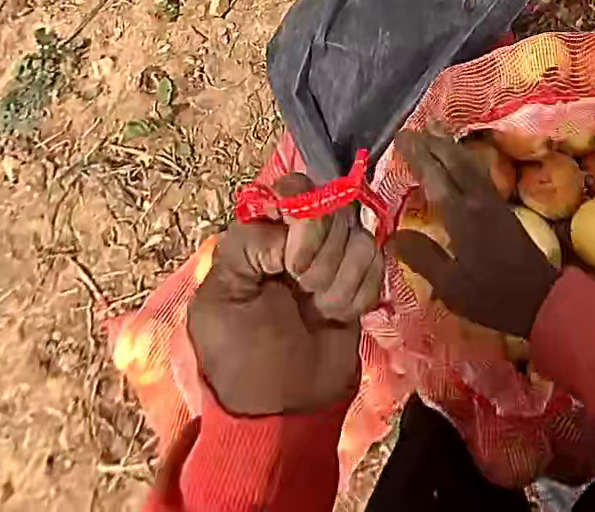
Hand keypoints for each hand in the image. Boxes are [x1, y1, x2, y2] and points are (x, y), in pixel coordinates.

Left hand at [187, 174, 381, 415]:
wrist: (285, 407)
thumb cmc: (242, 355)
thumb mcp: (217, 301)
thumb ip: (244, 246)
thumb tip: (290, 232)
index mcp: (264, 231)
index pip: (297, 187)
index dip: (304, 222)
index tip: (291, 265)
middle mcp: (302, 232)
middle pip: (334, 208)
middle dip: (321, 258)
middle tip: (303, 291)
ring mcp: (337, 252)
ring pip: (359, 235)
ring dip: (339, 282)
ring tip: (319, 310)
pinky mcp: (363, 274)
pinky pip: (376, 261)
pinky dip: (357, 293)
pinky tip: (338, 315)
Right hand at [388, 131, 560, 337]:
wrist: (539, 298)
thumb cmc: (491, 296)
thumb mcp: (450, 285)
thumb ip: (421, 256)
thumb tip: (391, 236)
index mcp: (461, 216)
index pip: (435, 176)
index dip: (417, 155)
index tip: (400, 138)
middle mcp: (477, 200)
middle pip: (453, 161)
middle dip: (431, 142)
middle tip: (411, 129)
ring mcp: (492, 200)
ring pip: (468, 162)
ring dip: (448, 144)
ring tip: (433, 130)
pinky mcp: (501, 205)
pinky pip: (478, 170)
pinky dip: (463, 157)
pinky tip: (458, 156)